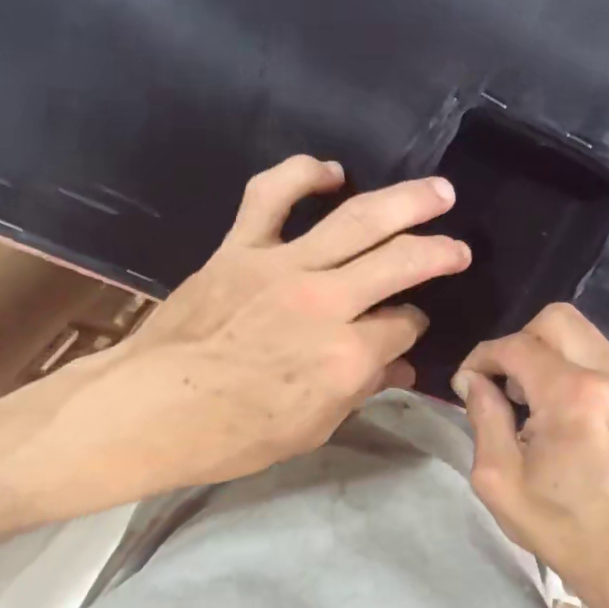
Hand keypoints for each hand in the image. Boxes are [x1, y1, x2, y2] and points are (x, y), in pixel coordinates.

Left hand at [63, 155, 470, 495]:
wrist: (148, 409)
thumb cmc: (231, 435)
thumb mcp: (309, 428)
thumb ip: (359, 389)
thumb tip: (400, 364)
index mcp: (346, 357)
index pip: (404, 325)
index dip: (414, 325)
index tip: (410, 325)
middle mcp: (325, 302)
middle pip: (401, 262)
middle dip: (439, 252)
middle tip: (459, 248)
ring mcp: (282, 266)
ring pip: (357, 219)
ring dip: (406, 201)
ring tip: (438, 191)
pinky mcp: (240, 246)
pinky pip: (273, 193)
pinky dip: (303, 173)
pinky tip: (331, 172)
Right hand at [452, 304, 608, 607]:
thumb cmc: (567, 532)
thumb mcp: (500, 481)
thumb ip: (482, 417)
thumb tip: (474, 380)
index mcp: (576, 398)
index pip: (518, 345)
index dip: (484, 357)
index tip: (470, 381)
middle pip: (557, 320)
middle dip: (519, 345)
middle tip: (506, 386)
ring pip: (587, 338)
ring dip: (552, 359)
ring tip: (540, 406)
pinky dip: (583, 374)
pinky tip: (575, 417)